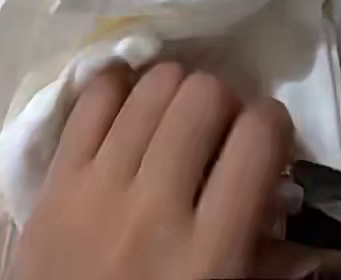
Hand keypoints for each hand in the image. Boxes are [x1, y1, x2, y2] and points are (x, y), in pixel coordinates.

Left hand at [11, 62, 293, 279]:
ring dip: (176, 90)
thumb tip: (283, 183)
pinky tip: (131, 109)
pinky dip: (120, 88)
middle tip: (218, 128)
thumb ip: (263, 251)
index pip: (258, 139)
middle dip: (223, 100)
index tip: (268, 136)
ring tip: (174, 117)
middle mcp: (155, 208)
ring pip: (153, 83)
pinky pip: (95, 95)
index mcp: (209, 257)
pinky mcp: (58, 177)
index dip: (273, 123)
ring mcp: (100, 186)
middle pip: (204, 94)